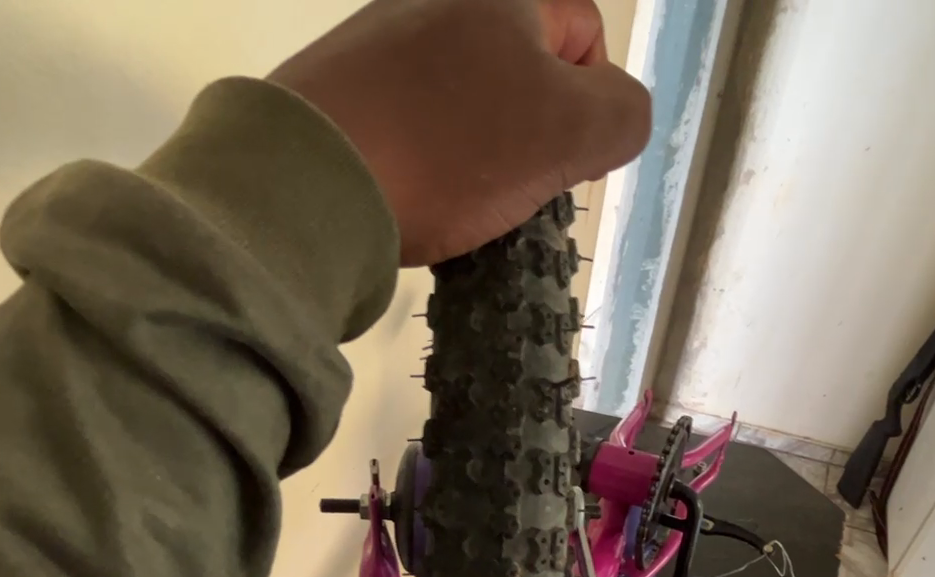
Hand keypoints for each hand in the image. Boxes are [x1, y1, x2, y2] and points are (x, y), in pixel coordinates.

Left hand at [270, 0, 651, 265]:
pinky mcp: (342, 87)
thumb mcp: (568, 134)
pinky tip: (413, 193)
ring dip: (477, 153)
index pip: (584, 32)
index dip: (592, 105)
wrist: (312, 180)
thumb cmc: (451, 149)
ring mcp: (382, 39)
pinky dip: (425, 159)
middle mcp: (440, 0)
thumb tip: (612, 116)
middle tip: (512, 190)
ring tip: (458, 200)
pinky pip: (411, 122)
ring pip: (464, 102)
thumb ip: (622, 116)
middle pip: (521, 71)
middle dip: (530, 135)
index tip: (564, 166)